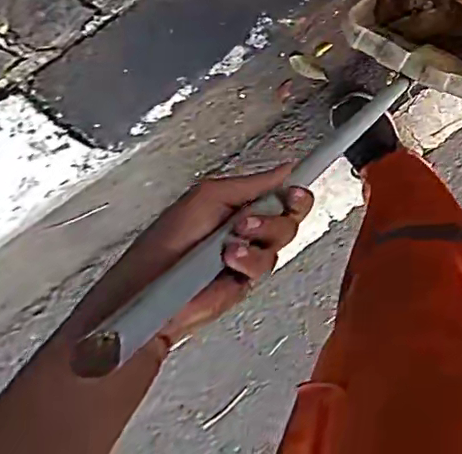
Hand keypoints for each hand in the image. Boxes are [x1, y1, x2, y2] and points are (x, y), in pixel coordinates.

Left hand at [71, 164, 314, 352]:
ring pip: (287, 233)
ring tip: (232, 239)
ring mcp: (252, 252)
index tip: (320, 162)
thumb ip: (249, 183)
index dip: (301, 178)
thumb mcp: (204, 198)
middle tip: (280, 202)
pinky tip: (228, 259)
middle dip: (290, 204)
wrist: (141, 300)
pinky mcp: (250, 278)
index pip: (284, 186)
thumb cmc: (157, 250)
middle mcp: (252, 226)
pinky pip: (269, 261)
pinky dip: (249, 258)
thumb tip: (286, 169)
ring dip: (262, 232)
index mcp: (242, 203)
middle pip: (296, 207)